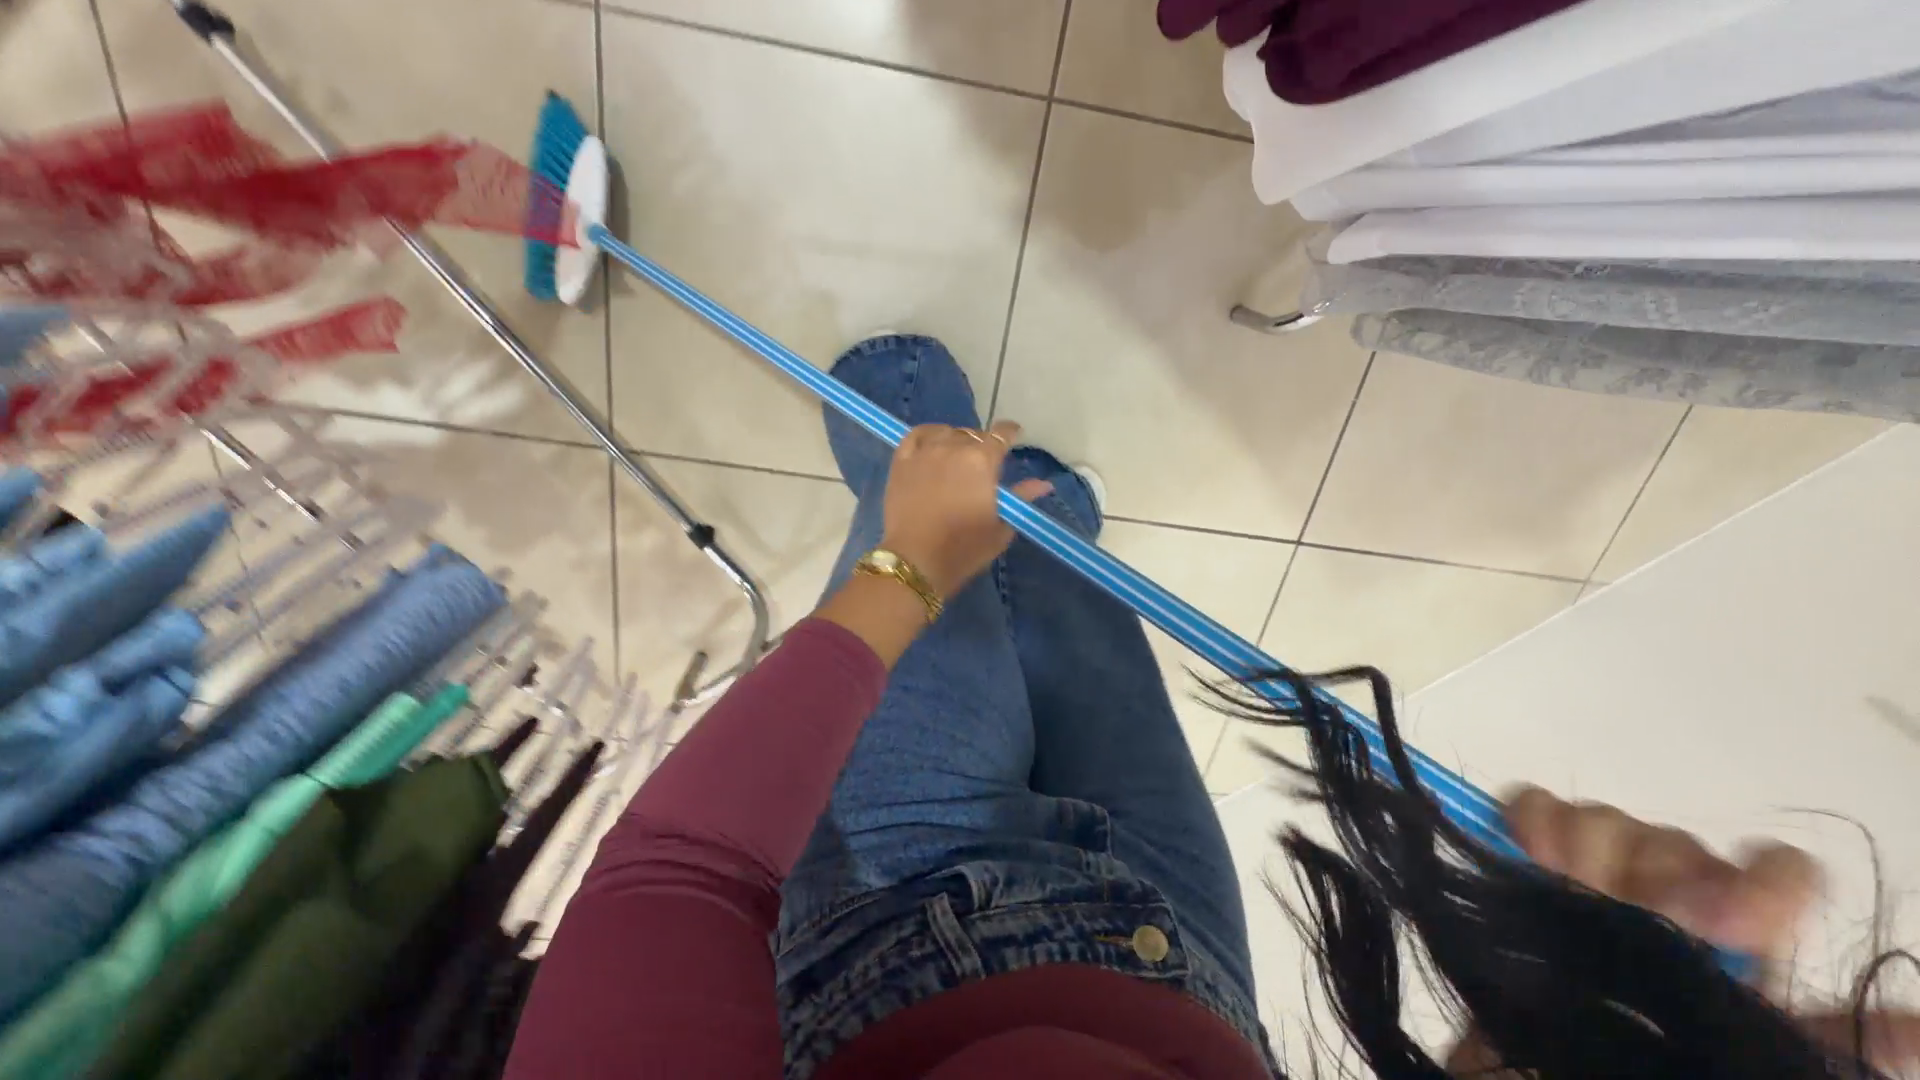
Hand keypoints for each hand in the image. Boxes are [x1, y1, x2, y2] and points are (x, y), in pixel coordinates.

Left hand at [879, 421, 1050, 599]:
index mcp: (982, 461)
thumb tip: (1044, 484)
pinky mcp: (901, 462)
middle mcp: (953, 448)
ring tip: (958, 455)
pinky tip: (933, 442)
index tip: (1015, 437)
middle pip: (973, 434)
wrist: (916, 561)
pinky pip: (916, 435)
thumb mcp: (1000, 527)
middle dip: (983, 444)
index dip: (1010, 433)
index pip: (1001, 435)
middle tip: (984, 463)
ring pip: (946, 433)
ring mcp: (925, 452)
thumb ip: (1021, 498)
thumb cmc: (964, 548)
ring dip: (956, 439)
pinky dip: (928, 434)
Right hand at [1495, 788, 1916, 1069]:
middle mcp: (1668, 898)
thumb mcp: (1753, 1058)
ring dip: (1580, 846)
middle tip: (1612, 909)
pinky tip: (1526, 853)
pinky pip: (1535, 808)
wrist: (1534, 1070)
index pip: (1781, 873)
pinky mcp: (1526, 861)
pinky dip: (1529, 817)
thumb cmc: (1638, 1063)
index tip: (1714, 928)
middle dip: (1648, 872)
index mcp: (1734, 943)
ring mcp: (1592, 875)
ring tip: (1558, 882)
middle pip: (1676, 842)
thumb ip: (1825, 1040)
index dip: (1759, 885)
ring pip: (1607, 820)